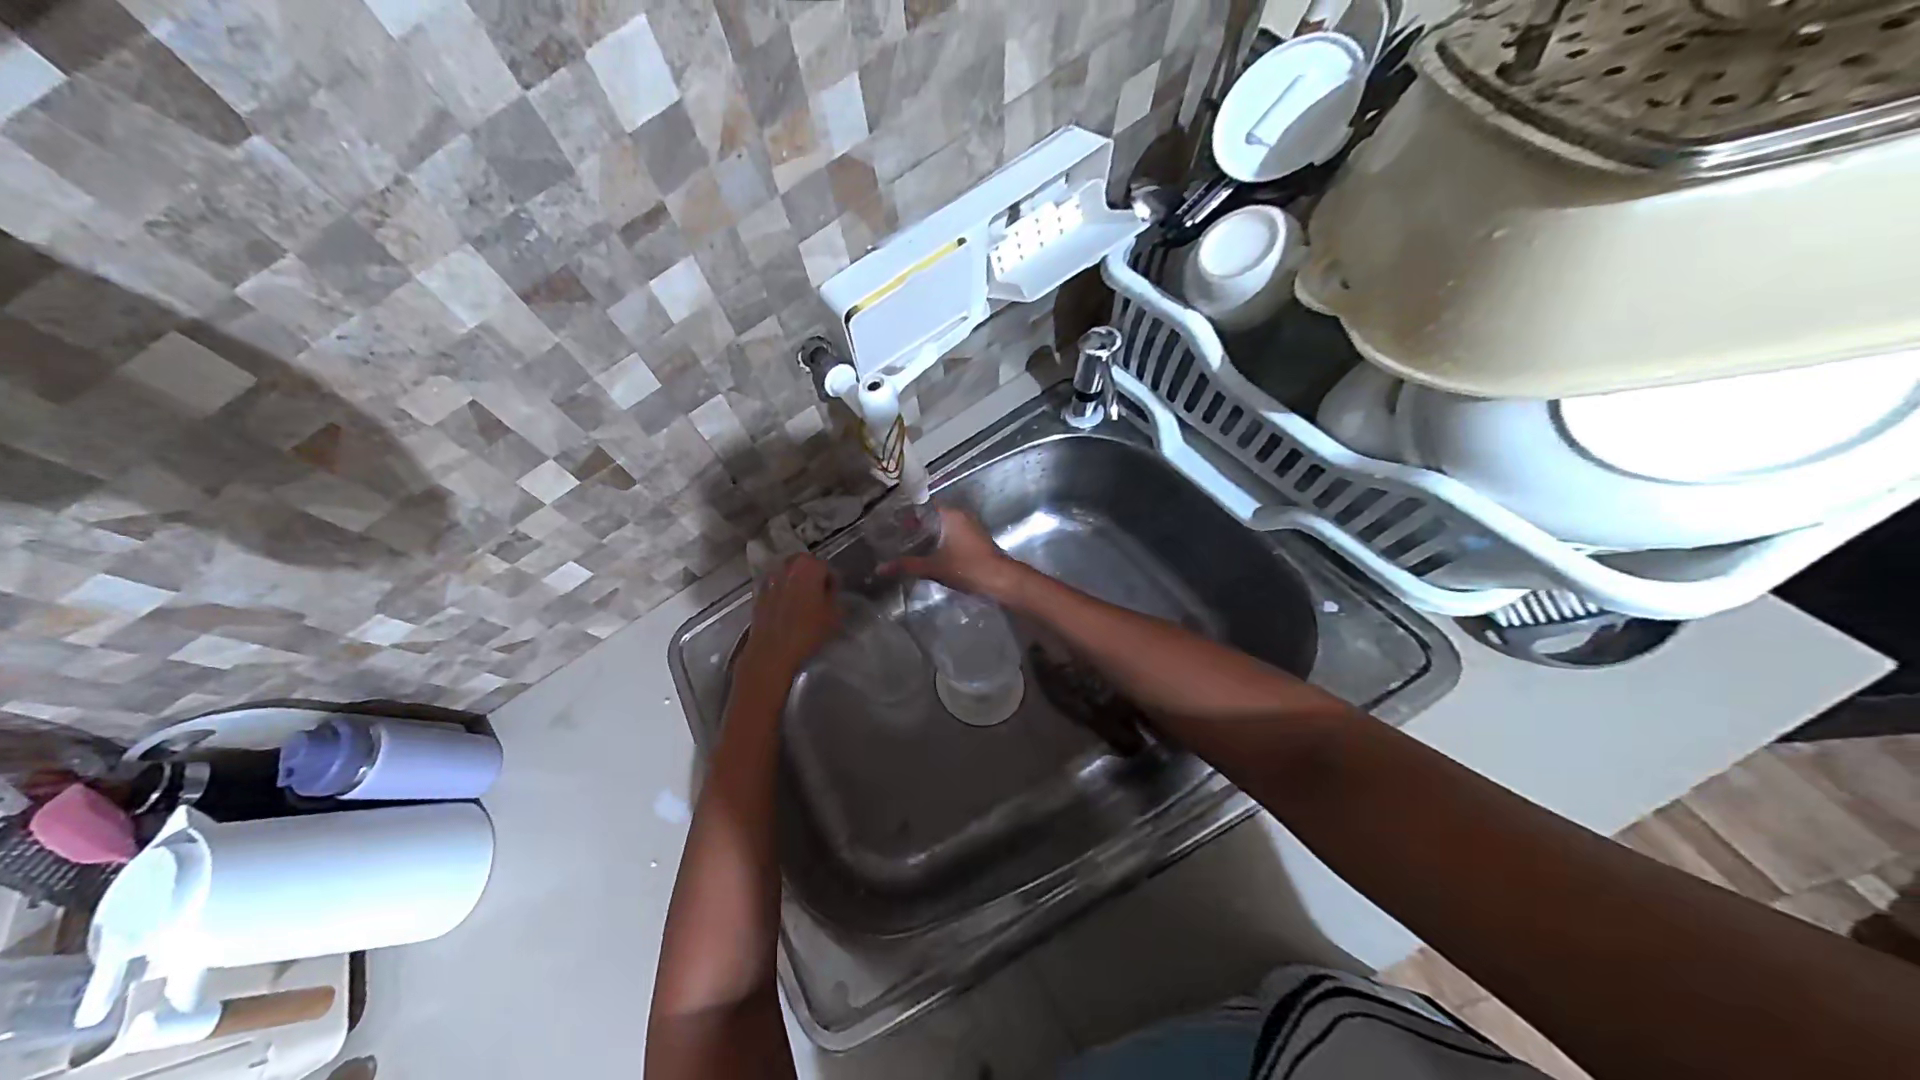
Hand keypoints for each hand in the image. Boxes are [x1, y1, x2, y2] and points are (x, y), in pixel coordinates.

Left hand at [740, 553, 839, 678]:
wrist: (772, 651)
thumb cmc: (808, 632)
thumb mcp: (833, 614)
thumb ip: (833, 594)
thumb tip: (829, 587)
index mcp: (808, 568)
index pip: (825, 565)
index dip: (830, 579)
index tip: (832, 594)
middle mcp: (787, 567)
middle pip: (803, 562)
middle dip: (811, 573)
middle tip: (817, 593)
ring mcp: (770, 578)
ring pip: (787, 571)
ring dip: (795, 579)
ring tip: (800, 599)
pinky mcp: (758, 592)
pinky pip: (774, 584)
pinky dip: (781, 589)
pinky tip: (785, 606)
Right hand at [880, 507, 1028, 600]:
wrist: (1000, 580)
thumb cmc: (967, 567)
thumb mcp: (933, 567)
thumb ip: (906, 565)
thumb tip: (880, 569)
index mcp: (951, 515)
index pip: (924, 505)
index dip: (908, 513)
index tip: (894, 521)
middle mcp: (961, 516)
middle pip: (934, 515)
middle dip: (917, 524)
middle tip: (898, 534)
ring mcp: (971, 527)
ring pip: (944, 526)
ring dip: (929, 533)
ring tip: (910, 544)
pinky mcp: (976, 540)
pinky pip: (953, 534)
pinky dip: (941, 540)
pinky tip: (930, 553)